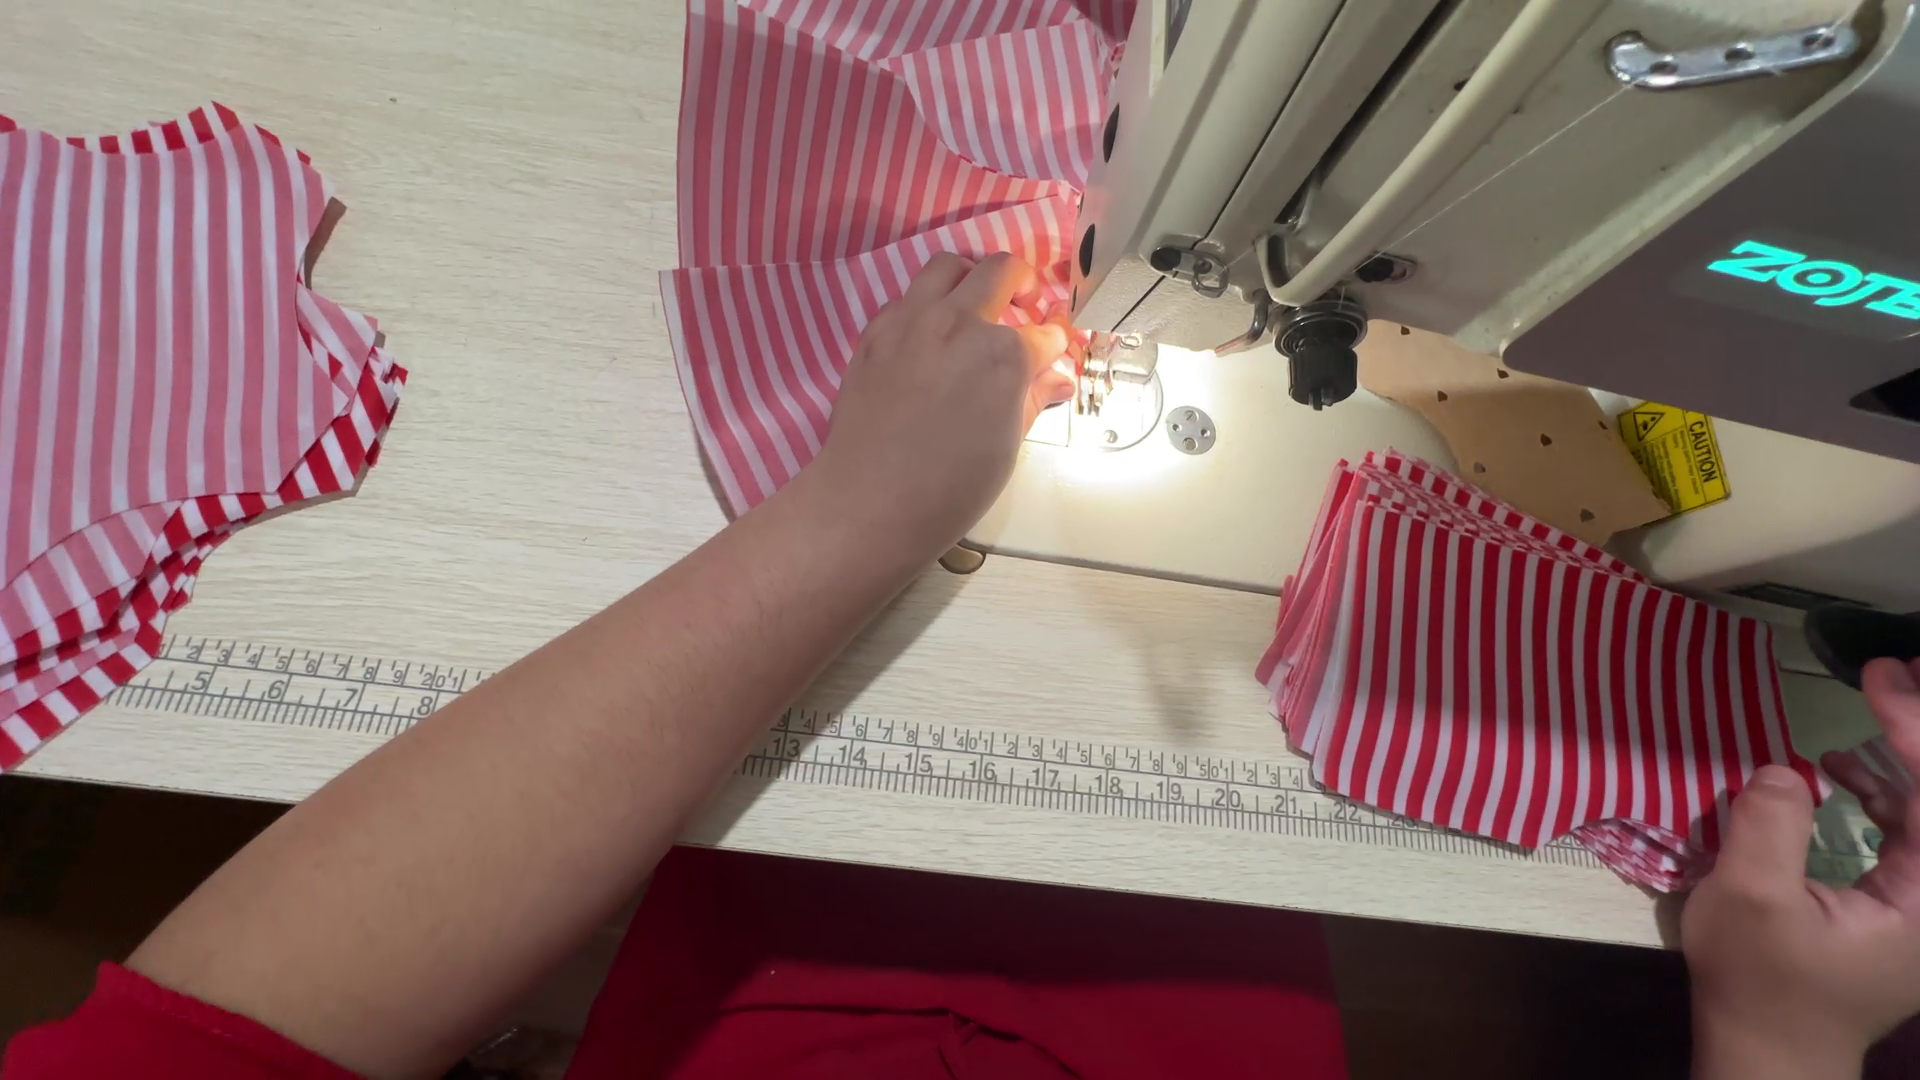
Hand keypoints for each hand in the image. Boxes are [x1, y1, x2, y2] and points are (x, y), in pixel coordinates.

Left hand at [803, 252, 1072, 555]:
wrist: (873, 501)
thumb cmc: (950, 488)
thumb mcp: (1006, 448)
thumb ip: (1032, 401)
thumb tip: (1056, 379)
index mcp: (1002, 355)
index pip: (1044, 333)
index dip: (1054, 344)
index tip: (1051, 354)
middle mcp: (958, 324)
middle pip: (1001, 271)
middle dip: (1023, 284)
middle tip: (1023, 306)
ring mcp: (911, 322)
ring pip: (947, 266)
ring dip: (969, 278)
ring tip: (973, 305)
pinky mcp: (874, 333)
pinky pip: (904, 298)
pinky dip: (923, 306)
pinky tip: (926, 337)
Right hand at [1682, 657, 1919, 1077]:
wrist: (1768, 1035)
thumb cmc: (1759, 971)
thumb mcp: (1748, 896)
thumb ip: (1767, 828)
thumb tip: (1784, 771)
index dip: (1914, 734)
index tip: (1879, 682)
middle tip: (1891, 674)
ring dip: (1904, 758)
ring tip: (1871, 707)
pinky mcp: (1897, 903)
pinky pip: (1908, 832)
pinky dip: (1882, 792)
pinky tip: (1836, 772)